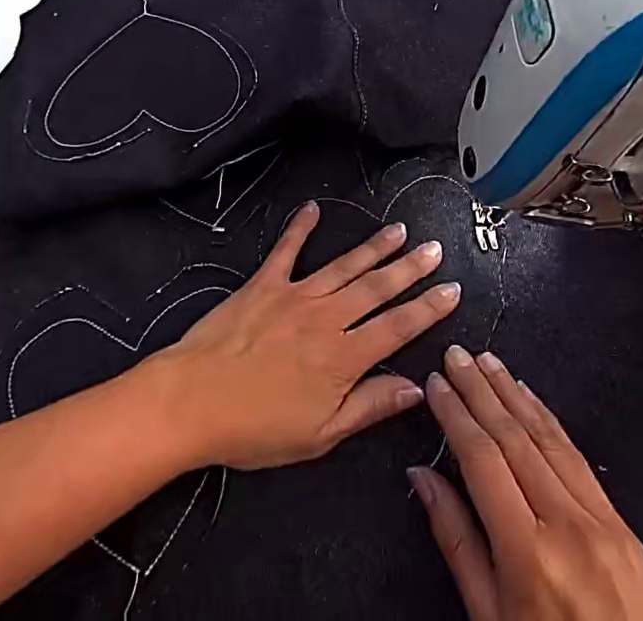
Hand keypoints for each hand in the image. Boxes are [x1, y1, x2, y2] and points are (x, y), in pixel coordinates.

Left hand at [144, 202, 459, 469]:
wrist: (191, 402)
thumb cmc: (255, 427)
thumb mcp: (320, 434)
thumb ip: (370, 406)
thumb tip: (415, 388)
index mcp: (345, 356)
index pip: (399, 326)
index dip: (429, 308)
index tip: (451, 289)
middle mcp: (328, 317)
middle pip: (378, 288)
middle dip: (411, 268)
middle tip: (434, 249)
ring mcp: (296, 295)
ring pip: (345, 266)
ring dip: (374, 247)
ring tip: (399, 230)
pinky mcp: (264, 285)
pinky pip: (286, 251)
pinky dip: (300, 228)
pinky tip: (313, 209)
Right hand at [409, 348, 642, 620]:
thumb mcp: (488, 616)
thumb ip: (456, 541)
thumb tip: (425, 480)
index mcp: (528, 553)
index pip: (483, 458)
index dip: (456, 414)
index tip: (438, 385)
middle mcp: (567, 525)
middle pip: (514, 436)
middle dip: (480, 388)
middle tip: (458, 356)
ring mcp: (599, 519)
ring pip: (547, 436)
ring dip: (513, 392)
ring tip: (488, 362)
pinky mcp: (620, 520)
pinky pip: (577, 455)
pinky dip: (549, 419)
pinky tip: (531, 398)